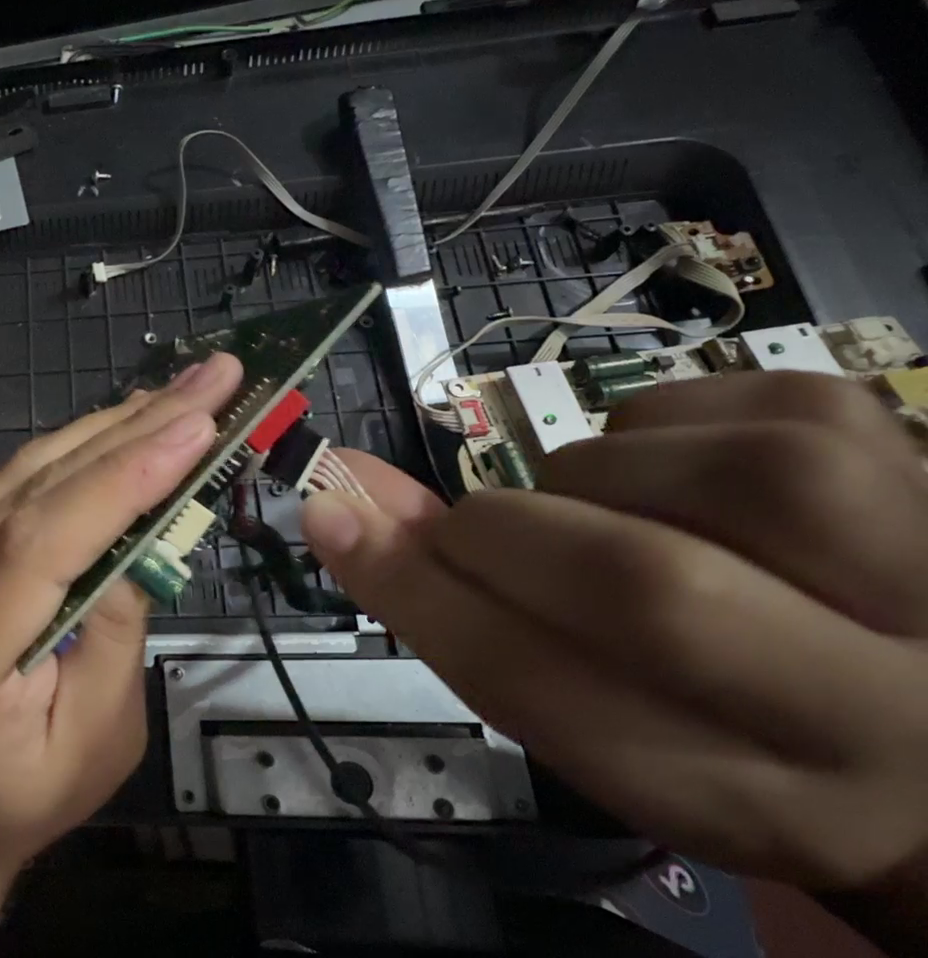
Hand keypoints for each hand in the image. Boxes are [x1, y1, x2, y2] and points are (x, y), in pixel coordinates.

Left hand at [0, 354, 244, 880]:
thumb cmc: (27, 793)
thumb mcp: (98, 740)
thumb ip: (116, 634)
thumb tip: (143, 530)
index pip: (33, 548)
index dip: (117, 479)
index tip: (196, 425)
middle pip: (26, 496)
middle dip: (128, 432)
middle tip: (211, 380)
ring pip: (15, 478)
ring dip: (103, 430)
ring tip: (179, 394)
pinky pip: (2, 491)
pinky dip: (68, 455)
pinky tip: (119, 427)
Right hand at [301, 373, 927, 892]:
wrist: (922, 708)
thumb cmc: (708, 721)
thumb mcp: (579, 701)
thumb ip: (455, 607)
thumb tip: (336, 499)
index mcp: (752, 798)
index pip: (556, 693)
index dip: (422, 596)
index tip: (335, 520)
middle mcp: (887, 711)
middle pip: (642, 586)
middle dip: (505, 535)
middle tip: (482, 533)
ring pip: (705, 476)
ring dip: (590, 480)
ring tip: (607, 517)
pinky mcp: (925, 458)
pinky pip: (746, 406)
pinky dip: (655, 430)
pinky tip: (674, 478)